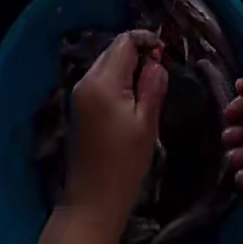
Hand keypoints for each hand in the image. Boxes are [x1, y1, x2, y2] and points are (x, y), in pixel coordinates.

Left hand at [66, 31, 168, 226]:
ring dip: (127, 65)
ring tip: (147, 85)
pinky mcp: (79, 106)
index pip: (125, 41)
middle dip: (137, 52)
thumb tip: (156, 61)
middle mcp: (86, 81)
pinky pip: (100, 78)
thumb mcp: (147, 122)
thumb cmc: (123, 163)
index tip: (163, 53)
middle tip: (158, 70)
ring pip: (107, 62)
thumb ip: (153, 85)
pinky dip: (117, 78)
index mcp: (103, 83)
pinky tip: (130, 98)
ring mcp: (79, 94)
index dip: (146, 40)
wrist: (91, 202)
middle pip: (114, 49)